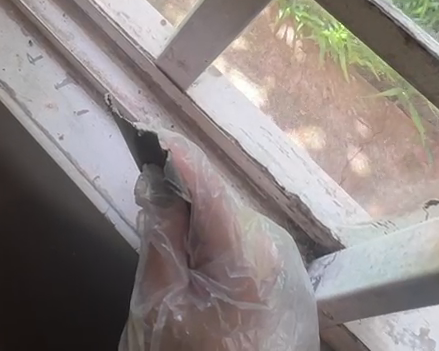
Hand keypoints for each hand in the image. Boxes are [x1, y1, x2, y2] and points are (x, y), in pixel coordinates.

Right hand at [123, 133, 318, 350]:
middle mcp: (276, 248)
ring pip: (231, 220)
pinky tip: (200, 269)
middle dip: (183, 197)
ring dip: (200, 222)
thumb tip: (159, 180)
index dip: (177, 155)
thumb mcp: (161, 304)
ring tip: (172, 249)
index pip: (208, 185)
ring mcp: (289, 265)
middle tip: (148, 203)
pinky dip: (218, 244)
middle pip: (219, 201)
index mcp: (247, 254)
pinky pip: (245, 243)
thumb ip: (160, 236)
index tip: (149, 134)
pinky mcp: (290, 281)